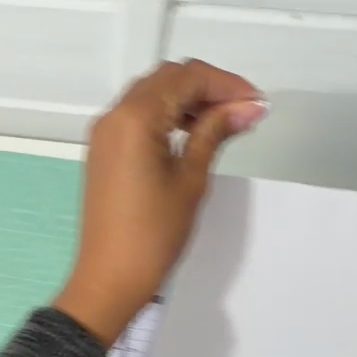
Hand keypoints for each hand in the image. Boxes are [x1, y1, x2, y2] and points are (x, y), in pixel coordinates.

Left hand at [54, 60, 266, 345]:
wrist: (109, 279)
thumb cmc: (151, 235)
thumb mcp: (191, 179)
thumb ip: (215, 133)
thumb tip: (246, 107)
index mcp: (134, 118)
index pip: (186, 77)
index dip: (225, 84)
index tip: (255, 103)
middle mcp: (112, 117)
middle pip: (166, 80)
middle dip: (206, 88)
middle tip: (241, 112)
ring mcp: (103, 135)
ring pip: (150, 96)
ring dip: (186, 101)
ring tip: (221, 125)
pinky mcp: (101, 153)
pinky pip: (135, 118)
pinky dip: (165, 117)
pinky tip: (190, 137)